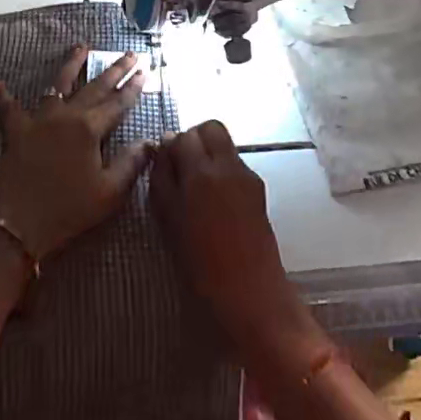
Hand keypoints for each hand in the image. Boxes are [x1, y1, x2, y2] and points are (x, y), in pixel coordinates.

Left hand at [0, 46, 148, 259]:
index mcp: (89, 129)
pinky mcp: (15, 132)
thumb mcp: (110, 192)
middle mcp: (65, 116)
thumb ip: (132, 163)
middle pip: (94, 87)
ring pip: (58, 85)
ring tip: (81, 48)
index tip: (144, 71)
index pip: (118, 103)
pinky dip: (0, 96)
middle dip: (114, 70)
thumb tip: (150, 142)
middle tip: (128, 54)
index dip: (133, 87)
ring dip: (71, 65)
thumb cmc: (70, 210)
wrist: (21, 225)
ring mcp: (38, 120)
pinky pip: (7, 109)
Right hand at [150, 121, 321, 361]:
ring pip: (225, 145)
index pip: (185, 135)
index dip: (171, 144)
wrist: (251, 292)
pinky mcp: (258, 189)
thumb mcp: (170, 222)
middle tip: (180, 165)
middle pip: (211, 128)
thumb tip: (162, 151)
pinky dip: (222, 170)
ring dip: (209, 153)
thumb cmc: (201, 264)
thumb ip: (163, 181)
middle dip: (194, 138)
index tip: (163, 162)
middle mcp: (228, 165)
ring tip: (195, 186)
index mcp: (202, 173)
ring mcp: (247, 175)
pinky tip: (213, 201)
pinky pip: (235, 165)